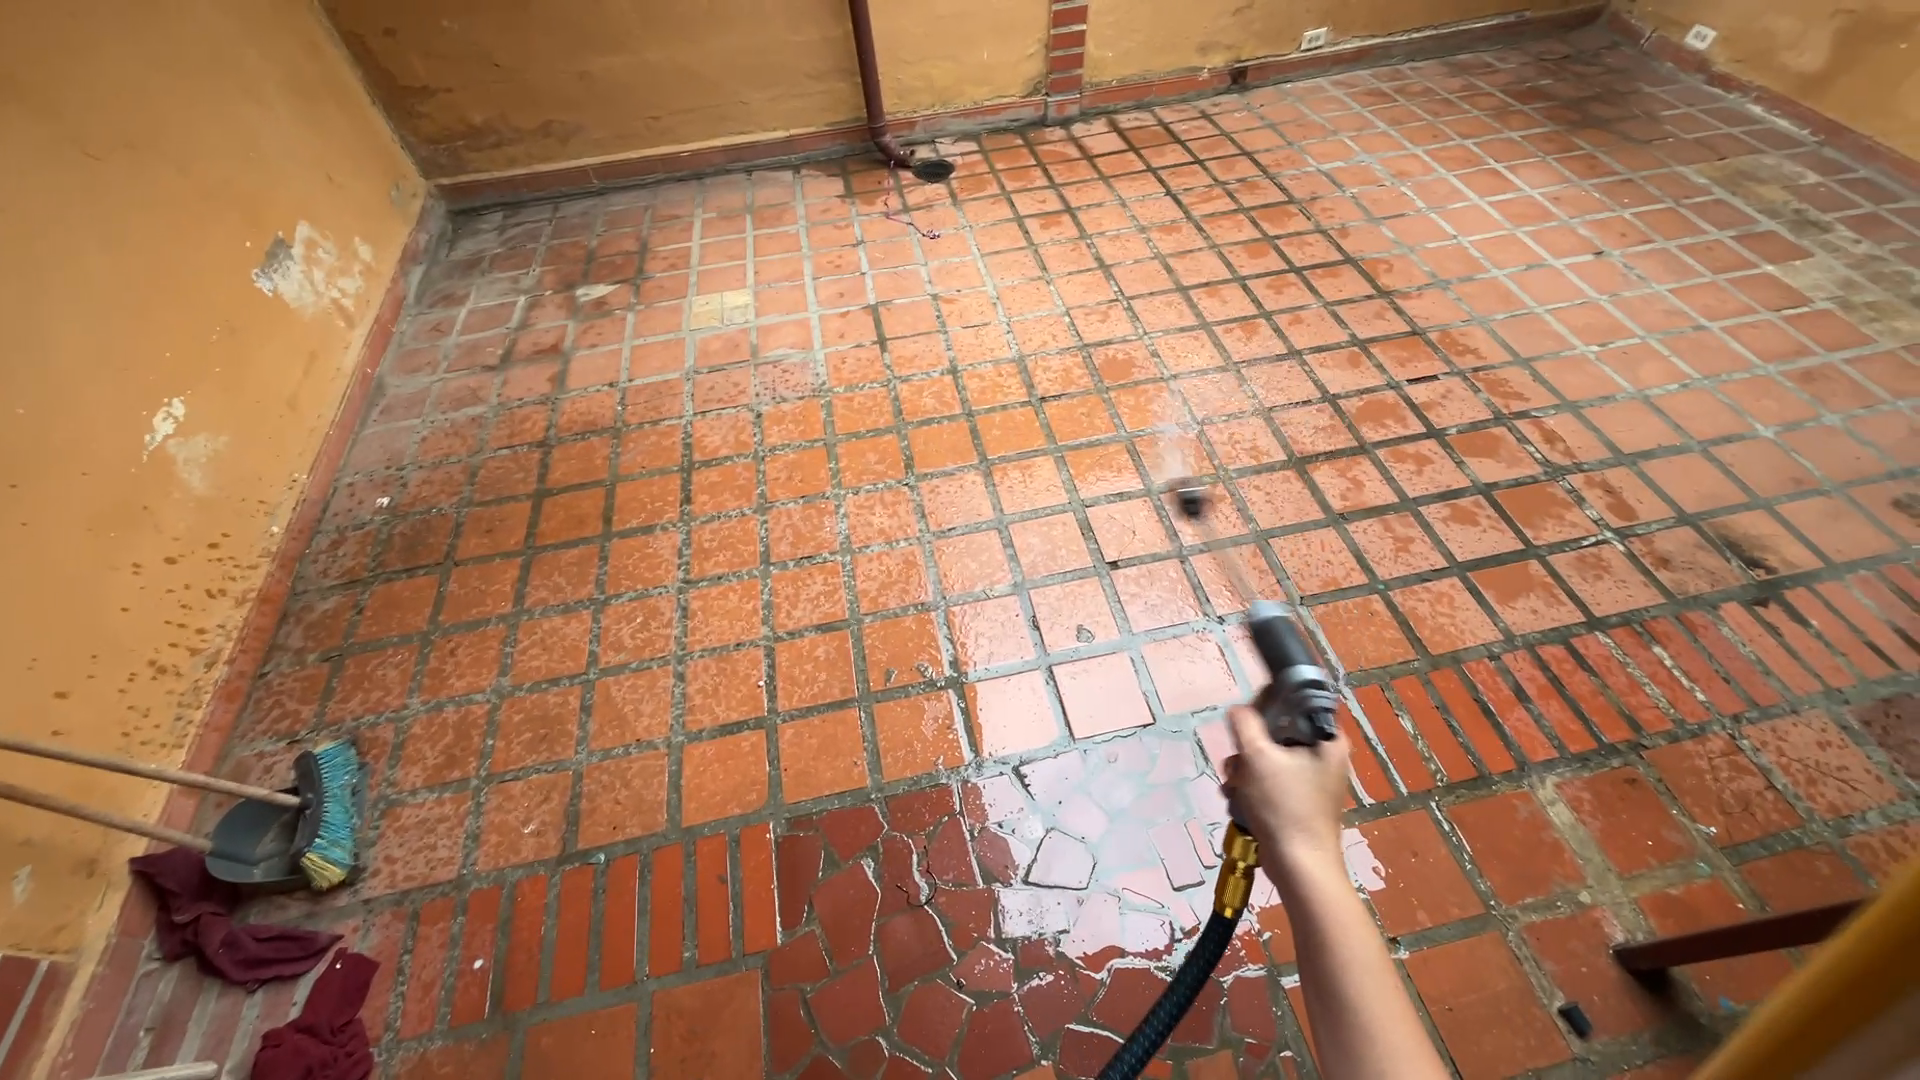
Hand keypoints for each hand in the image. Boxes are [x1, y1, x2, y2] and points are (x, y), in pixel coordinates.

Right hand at [1220, 704, 1349, 884]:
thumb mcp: (1257, 756)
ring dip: (1245, 770)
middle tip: (1239, 763)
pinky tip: (1239, 798)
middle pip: (1276, 733)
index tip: (1245, 722)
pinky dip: (1252, 787)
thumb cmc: (1284, 806)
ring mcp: (1313, 780)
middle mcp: (1326, 756)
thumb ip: (1244, 724)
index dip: (1266, 706)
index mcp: (1329, 740)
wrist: (1298, 865)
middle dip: (1249, 748)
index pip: (1295, 703)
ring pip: (1269, 758)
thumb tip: (1238, 711)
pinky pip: (1270, 780)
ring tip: (1235, 786)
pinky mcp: (1300, 800)